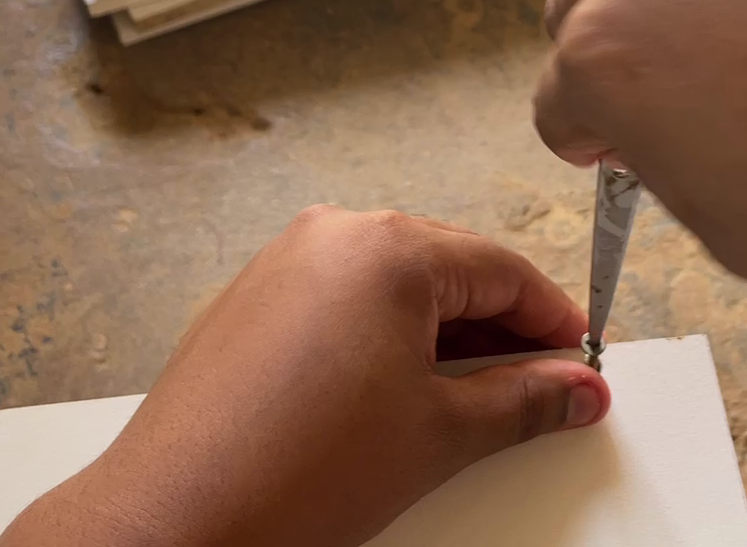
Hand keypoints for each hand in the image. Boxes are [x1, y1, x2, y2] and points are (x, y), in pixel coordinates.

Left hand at [0, 207, 609, 546]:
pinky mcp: (261, 287)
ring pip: (399, 279)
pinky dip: (389, 328)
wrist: (167, 525)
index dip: (549, 315)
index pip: (500, 269)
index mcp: (391, 246)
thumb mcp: (439, 433)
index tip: (579, 354)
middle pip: (450, 268)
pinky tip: (401, 379)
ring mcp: (293, 253)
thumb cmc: (305, 473)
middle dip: (499, 324)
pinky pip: (349, 292)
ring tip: (473, 389)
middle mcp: (339, 230)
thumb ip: (525, 400)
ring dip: (445, 328)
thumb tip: (579, 388)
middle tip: (536, 380)